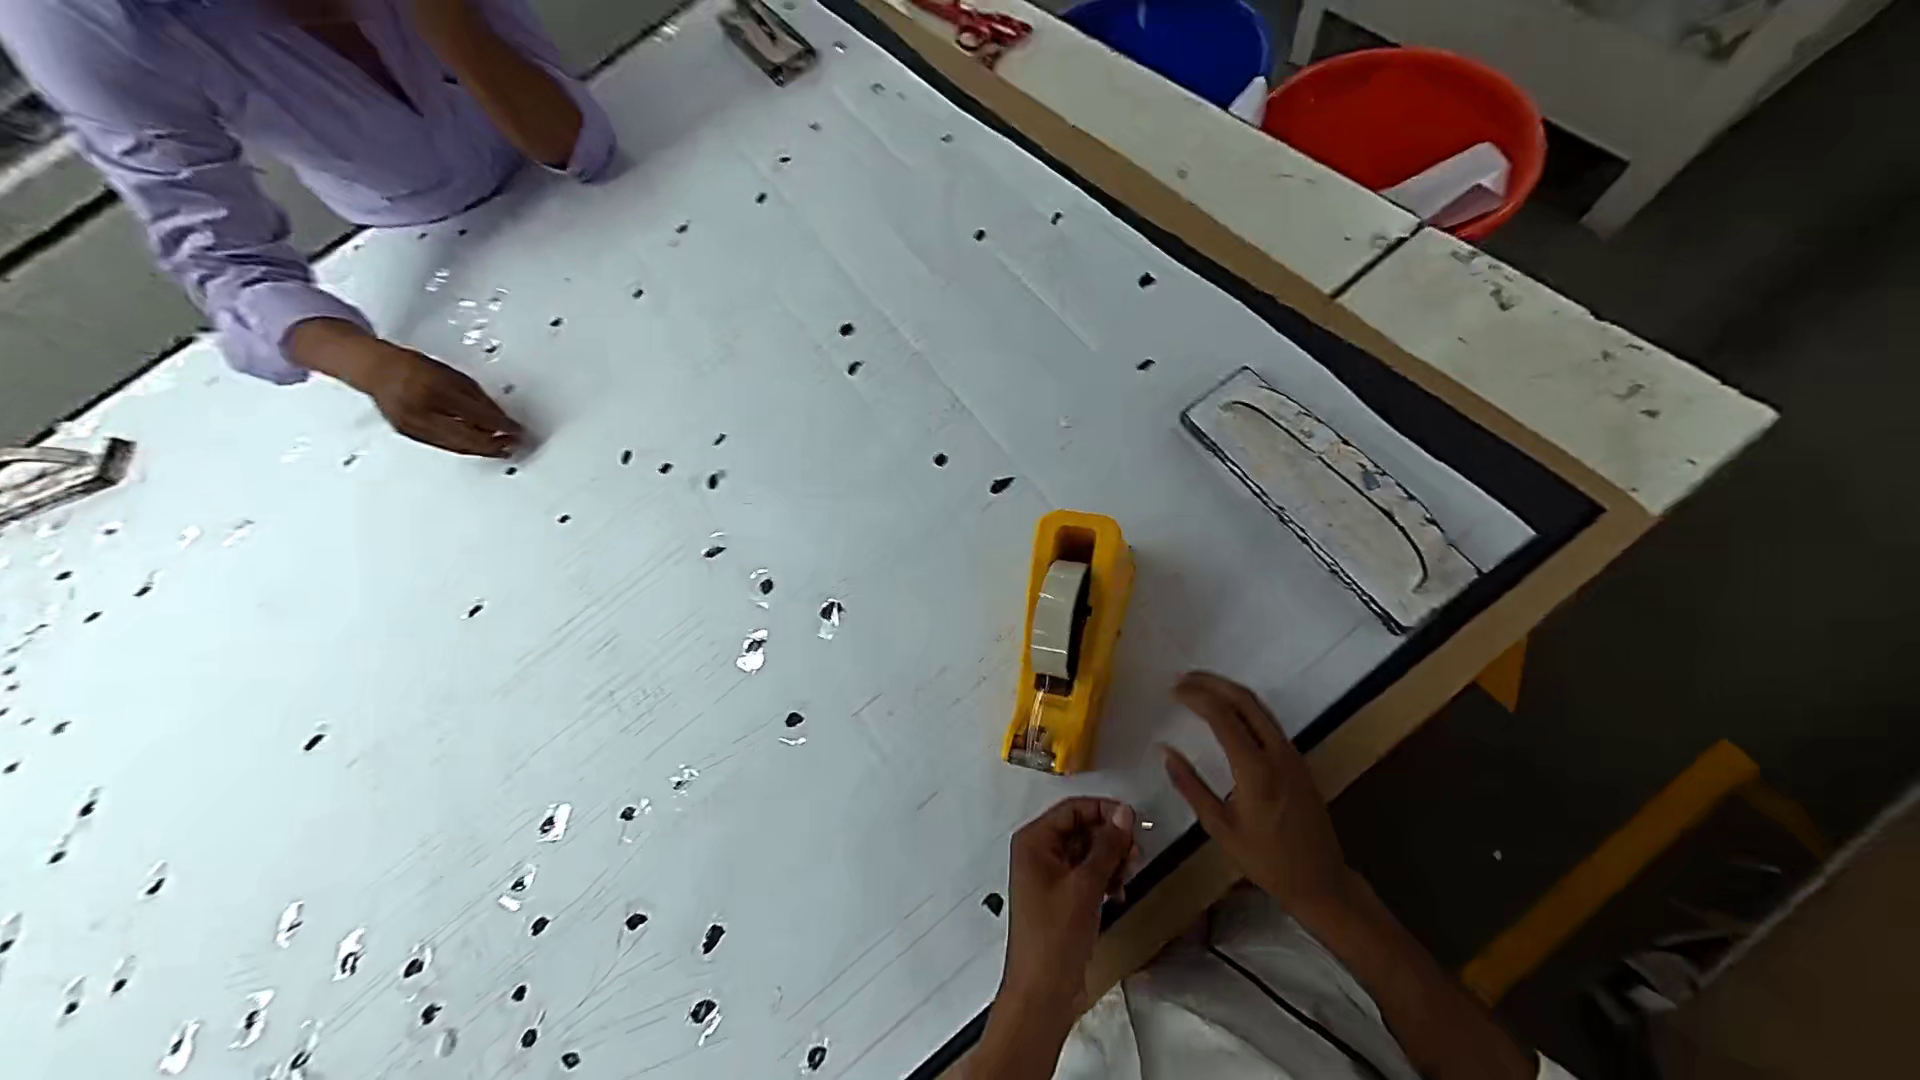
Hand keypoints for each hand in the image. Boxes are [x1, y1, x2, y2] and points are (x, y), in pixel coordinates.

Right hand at [362, 347, 522, 456]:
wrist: (375, 370)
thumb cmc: (414, 368)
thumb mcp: (455, 377)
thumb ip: (479, 399)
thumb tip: (503, 419)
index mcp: (435, 391)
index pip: (478, 416)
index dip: (502, 426)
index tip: (518, 430)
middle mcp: (421, 411)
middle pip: (467, 437)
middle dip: (494, 444)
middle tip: (513, 445)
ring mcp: (413, 426)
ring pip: (456, 445)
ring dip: (482, 450)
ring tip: (501, 449)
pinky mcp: (409, 434)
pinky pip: (443, 446)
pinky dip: (464, 448)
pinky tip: (477, 448)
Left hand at [1001, 797, 1135, 1020]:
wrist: (1043, 991)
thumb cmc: (1054, 937)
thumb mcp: (1085, 885)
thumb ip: (1107, 846)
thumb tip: (1123, 814)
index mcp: (1033, 841)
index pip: (1072, 809)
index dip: (1103, 810)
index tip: (1132, 820)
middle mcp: (1038, 853)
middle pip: (1080, 828)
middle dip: (1109, 839)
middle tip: (1133, 852)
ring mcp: (1048, 875)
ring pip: (1086, 851)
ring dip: (1109, 860)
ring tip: (1126, 875)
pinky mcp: (1061, 896)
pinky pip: (1086, 873)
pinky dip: (1104, 878)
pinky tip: (1117, 892)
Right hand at [1162, 671, 1352, 916]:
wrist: (1321, 881)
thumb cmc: (1266, 860)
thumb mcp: (1219, 827)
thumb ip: (1190, 785)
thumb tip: (1165, 750)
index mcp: (1255, 771)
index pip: (1222, 716)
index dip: (1195, 697)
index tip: (1171, 691)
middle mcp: (1277, 753)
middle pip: (1244, 700)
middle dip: (1211, 683)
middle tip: (1182, 678)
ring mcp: (1292, 754)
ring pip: (1259, 706)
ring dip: (1227, 690)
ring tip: (1198, 687)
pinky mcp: (1297, 759)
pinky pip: (1267, 720)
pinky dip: (1242, 706)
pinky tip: (1224, 711)